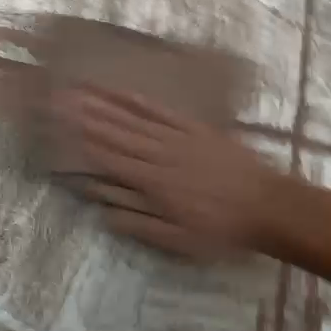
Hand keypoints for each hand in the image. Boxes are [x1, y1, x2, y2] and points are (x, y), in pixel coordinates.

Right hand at [50, 86, 293, 258]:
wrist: (273, 209)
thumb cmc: (223, 232)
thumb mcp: (179, 240)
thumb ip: (138, 222)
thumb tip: (99, 209)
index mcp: (151, 183)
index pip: (107, 158)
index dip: (79, 140)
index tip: (57, 125)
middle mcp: (158, 155)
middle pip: (114, 132)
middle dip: (82, 115)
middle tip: (57, 98)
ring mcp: (177, 139)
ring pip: (132, 119)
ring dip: (103, 103)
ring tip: (78, 90)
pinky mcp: (196, 130)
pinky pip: (162, 112)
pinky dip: (139, 101)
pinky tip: (121, 92)